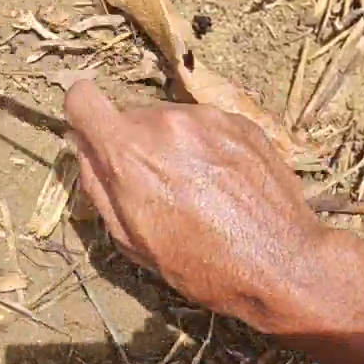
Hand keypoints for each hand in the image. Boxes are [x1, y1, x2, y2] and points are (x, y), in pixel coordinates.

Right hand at [63, 77, 331, 332]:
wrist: (281, 263)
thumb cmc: (201, 265)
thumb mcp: (132, 241)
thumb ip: (98, 188)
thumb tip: (83, 149)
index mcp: (130, 153)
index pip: (83, 99)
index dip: (83, 117)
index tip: (93, 136)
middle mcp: (165, 122)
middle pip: (129, 116)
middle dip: (133, 144)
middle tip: (155, 188)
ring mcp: (207, 118)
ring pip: (168, 120)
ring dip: (171, 145)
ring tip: (195, 190)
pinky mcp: (240, 121)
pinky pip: (204, 125)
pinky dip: (204, 147)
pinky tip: (222, 184)